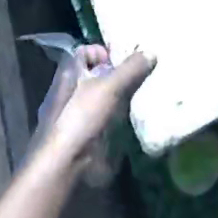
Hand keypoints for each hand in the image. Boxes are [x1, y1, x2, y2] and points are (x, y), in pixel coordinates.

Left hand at [42, 46, 156, 170]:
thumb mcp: (109, 87)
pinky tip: (133, 122)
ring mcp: (76, 117)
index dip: (102, 51)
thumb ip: (130, 69)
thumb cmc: (82, 116)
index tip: (124, 59)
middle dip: (115, 75)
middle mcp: (69, 92)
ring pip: (100, 100)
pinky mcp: (83, 139)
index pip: (84, 52)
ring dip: (118, 99)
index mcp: (69, 73)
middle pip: (94, 76)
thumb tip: (151, 52)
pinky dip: (117, 121)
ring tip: (142, 97)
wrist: (66, 166)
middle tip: (141, 76)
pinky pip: (103, 122)